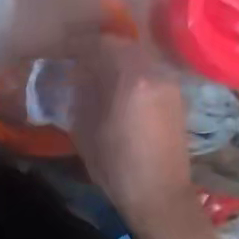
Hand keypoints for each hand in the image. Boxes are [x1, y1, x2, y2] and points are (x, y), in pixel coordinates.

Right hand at [69, 37, 197, 230]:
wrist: (161, 195)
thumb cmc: (117, 166)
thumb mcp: (86, 128)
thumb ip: (80, 93)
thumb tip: (76, 75)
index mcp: (132, 77)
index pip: (102, 43)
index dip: (78, 44)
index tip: (62, 52)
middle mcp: (155, 72)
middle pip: (123, 45)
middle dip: (98, 50)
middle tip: (77, 61)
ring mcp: (170, 83)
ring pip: (139, 58)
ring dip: (116, 60)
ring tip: (95, 76)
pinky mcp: (177, 97)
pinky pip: (150, 72)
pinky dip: (132, 73)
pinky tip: (117, 90)